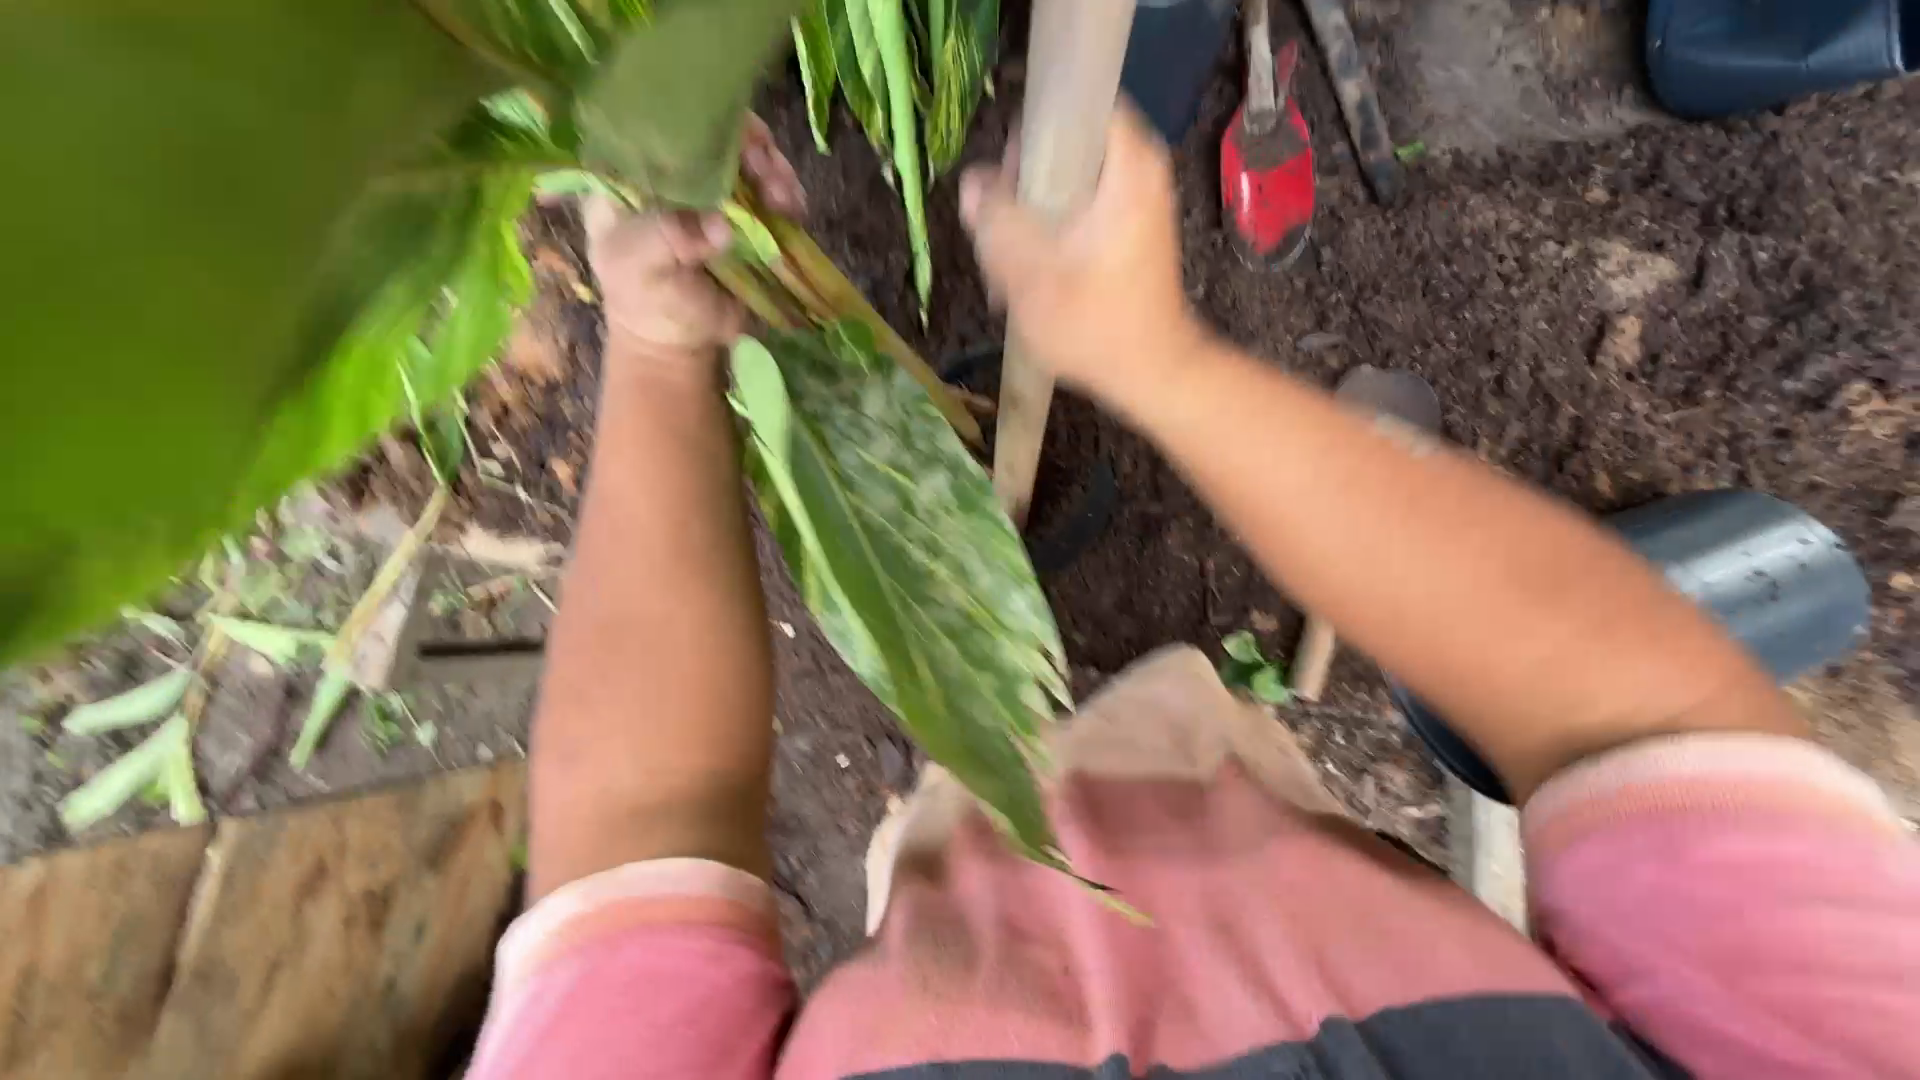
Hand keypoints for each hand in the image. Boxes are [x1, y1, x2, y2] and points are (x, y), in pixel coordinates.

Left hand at [584, 116, 804, 376]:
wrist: (679, 347)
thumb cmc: (646, 303)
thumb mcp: (639, 269)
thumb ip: (666, 237)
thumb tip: (721, 226)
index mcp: (633, 172)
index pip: (666, 122)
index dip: (703, 123)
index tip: (734, 145)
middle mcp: (676, 174)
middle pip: (718, 136)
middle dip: (751, 148)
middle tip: (769, 175)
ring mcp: (715, 196)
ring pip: (750, 162)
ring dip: (775, 172)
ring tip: (785, 199)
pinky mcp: (747, 221)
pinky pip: (771, 195)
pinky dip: (787, 196)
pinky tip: (794, 209)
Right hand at [959, 105, 1205, 403]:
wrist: (1152, 374)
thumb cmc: (1097, 329)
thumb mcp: (1032, 278)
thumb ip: (997, 223)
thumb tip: (972, 185)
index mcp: (1127, 166)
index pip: (1074, 105)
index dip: (1030, 136)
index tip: (1007, 181)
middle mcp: (1138, 170)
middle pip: (1062, 148)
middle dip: (1022, 187)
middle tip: (1002, 233)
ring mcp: (1135, 200)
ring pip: (1063, 184)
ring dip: (1030, 220)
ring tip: (1012, 267)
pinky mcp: (1126, 228)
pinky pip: (1076, 210)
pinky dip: (1050, 236)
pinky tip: (1031, 278)